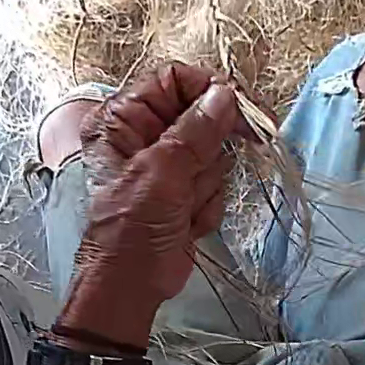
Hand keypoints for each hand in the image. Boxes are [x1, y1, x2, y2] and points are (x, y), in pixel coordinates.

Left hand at [60, 64, 241, 346]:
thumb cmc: (133, 227)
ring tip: (181, 210)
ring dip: (204, 186)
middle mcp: (144, 137)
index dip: (208, 89)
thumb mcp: (161, 173)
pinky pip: (214, 184)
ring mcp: (168, 167)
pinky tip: (186, 224)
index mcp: (122, 119)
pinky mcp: (185, 193)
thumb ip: (195, 131)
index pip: (173, 80)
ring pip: (213, 155)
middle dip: (207, 153)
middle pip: (200, 117)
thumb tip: (225, 95)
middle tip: (200, 176)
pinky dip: (206, 206)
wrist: (133, 284)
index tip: (241, 107)